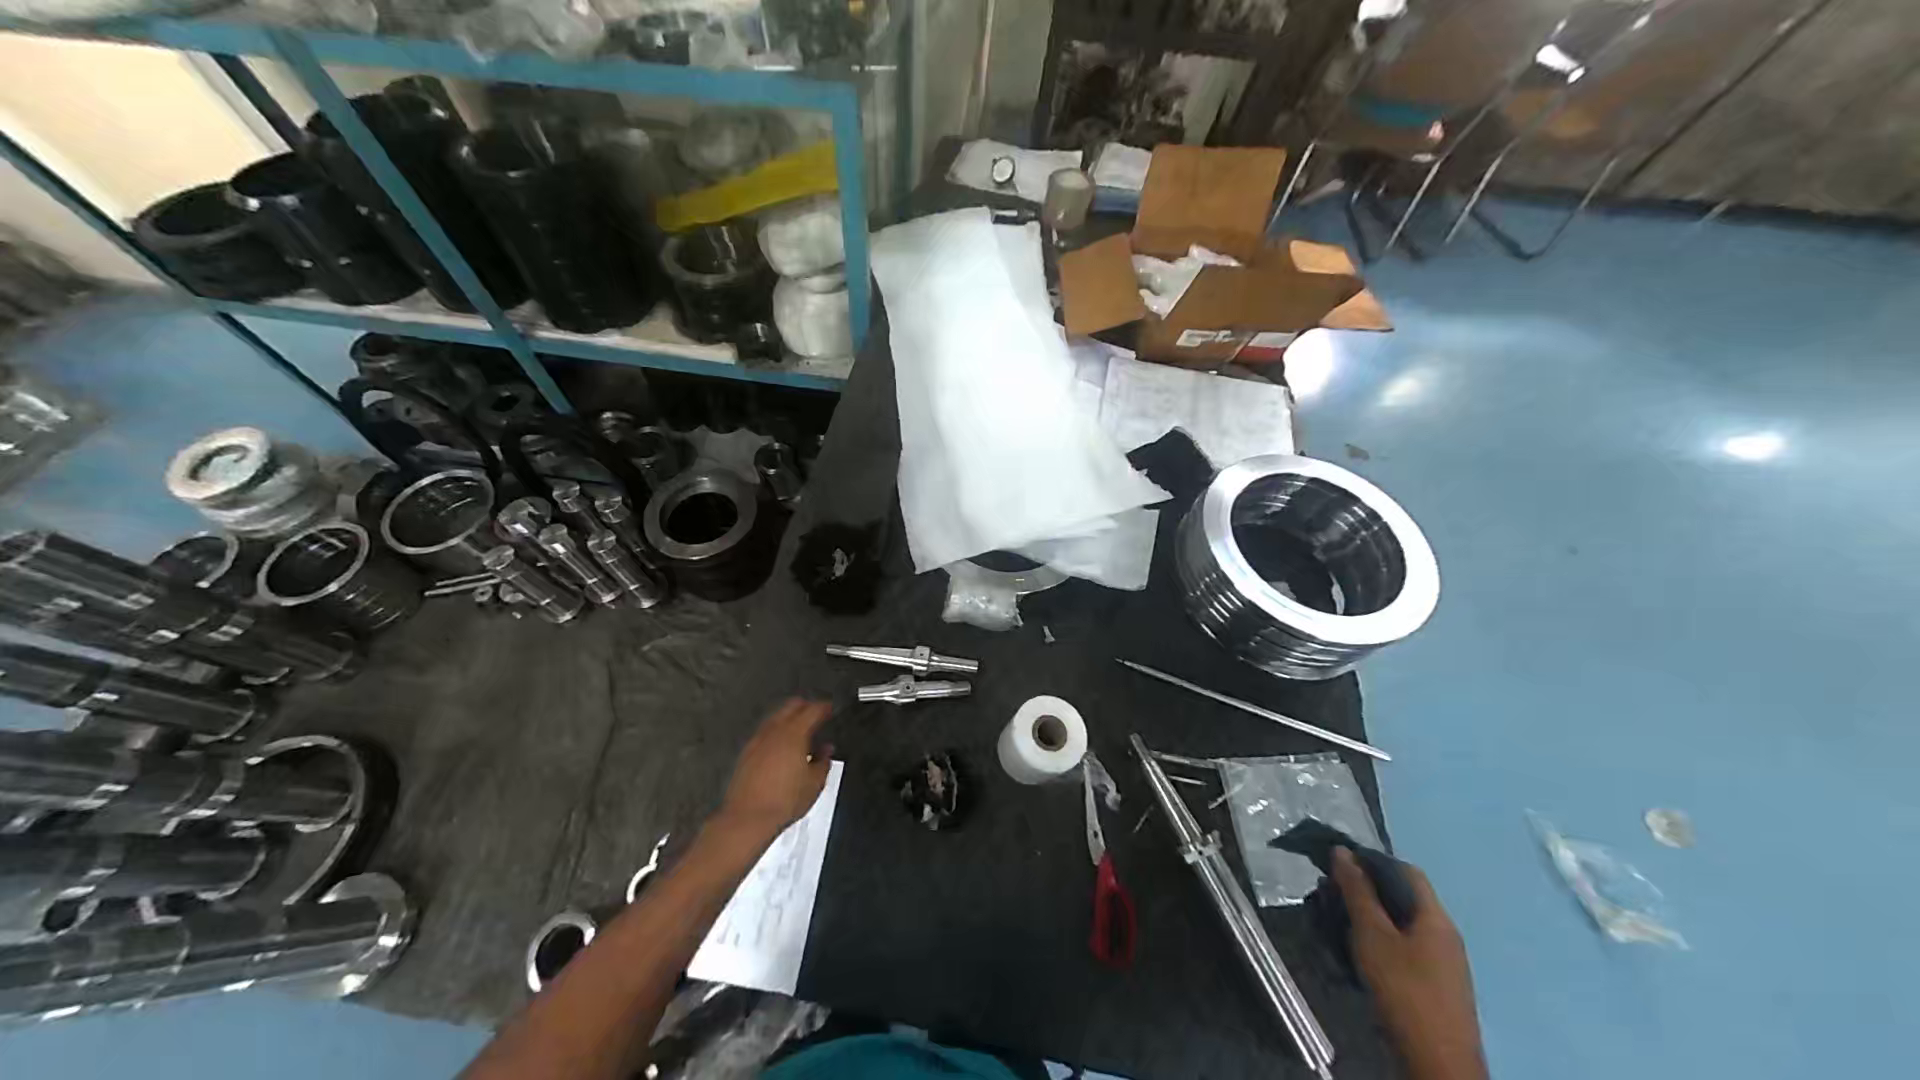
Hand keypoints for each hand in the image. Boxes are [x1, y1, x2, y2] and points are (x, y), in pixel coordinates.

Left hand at [716, 698, 833, 841]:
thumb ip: (824, 761)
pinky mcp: (746, 754)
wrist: (748, 819)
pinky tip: (781, 749)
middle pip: (791, 706)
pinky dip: (775, 734)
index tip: (829, 708)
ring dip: (789, 720)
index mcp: (794, 734)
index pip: (813, 710)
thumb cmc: (782, 802)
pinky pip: (764, 734)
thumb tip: (826, 751)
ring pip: (775, 718)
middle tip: (816, 714)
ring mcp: (756, 742)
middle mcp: (773, 733)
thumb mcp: (815, 783)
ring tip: (800, 733)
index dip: (824, 707)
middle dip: (806, 707)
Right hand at [1331, 847, 1487, 1079]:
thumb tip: (1343, 851)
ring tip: (1337, 918)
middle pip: (1404, 896)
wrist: (1438, 1062)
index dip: (1372, 860)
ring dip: (1370, 913)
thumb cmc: (1404, 989)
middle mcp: (1445, 933)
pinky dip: (1380, 936)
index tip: (1338, 863)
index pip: (1406, 870)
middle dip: (1366, 888)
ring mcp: (1444, 960)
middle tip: (1330, 891)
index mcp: (1435, 917)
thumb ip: (1357, 892)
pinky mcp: (1436, 982)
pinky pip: (1406, 944)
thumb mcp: (1372, 935)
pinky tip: (1359, 948)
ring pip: (1402, 922)